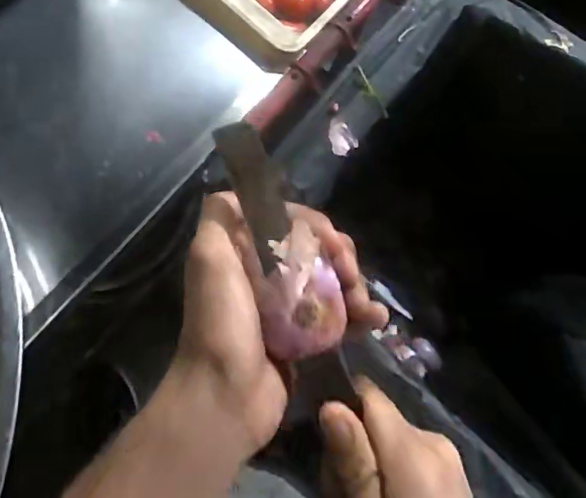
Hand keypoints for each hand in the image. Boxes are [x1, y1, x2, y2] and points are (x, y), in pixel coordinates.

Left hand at [161, 191, 389, 461]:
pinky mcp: (304, 341)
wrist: (225, 397)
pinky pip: (337, 318)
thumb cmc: (220, 320)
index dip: (313, 224)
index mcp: (243, 250)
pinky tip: (375, 319)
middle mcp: (264, 273)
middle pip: (312, 249)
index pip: (286, 221)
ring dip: (355, 284)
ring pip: (329, 280)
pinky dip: (359, 315)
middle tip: (352, 274)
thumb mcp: (210, 256)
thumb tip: (244, 188)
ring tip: (364, 303)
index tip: (332, 241)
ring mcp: (285, 308)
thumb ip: (220, 215)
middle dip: (340, 255)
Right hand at [318, 377, 470, 497]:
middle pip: (378, 419)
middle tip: (342, 492)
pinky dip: (396, 477)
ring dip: (374, 465)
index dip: (339, 410)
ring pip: (395, 440)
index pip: (366, 392)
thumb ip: (353, 463)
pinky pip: (416, 460)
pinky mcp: (458, 484)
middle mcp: (437, 441)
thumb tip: (331, 403)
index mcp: (416, 446)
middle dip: (355, 447)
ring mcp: (454, 464)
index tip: (327, 449)